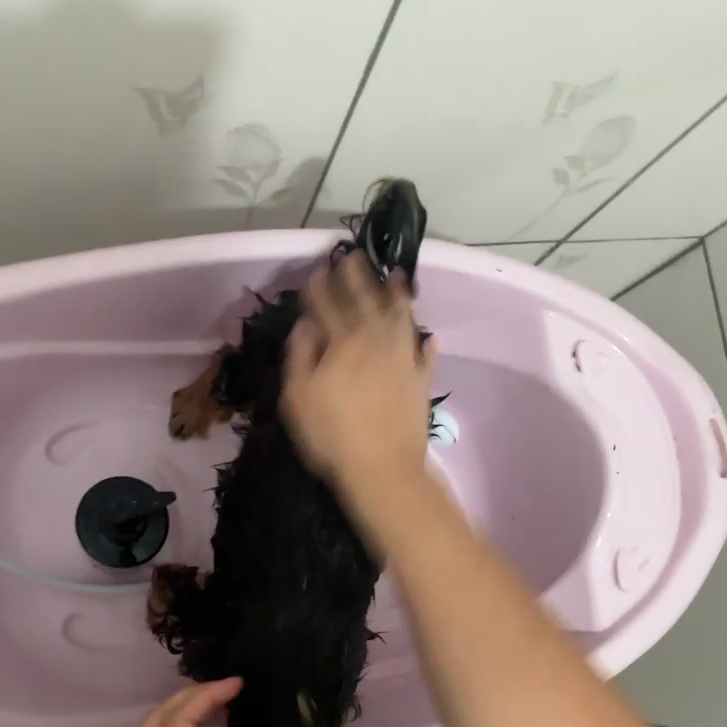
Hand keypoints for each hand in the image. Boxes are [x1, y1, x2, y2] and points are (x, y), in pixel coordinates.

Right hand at [283, 251, 436, 503]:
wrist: (382, 469)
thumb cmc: (330, 433)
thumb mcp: (298, 395)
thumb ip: (301, 354)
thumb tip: (308, 323)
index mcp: (344, 340)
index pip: (330, 304)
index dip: (322, 286)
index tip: (317, 269)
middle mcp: (378, 339)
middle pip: (367, 301)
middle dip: (358, 277)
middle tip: (353, 257)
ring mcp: (404, 359)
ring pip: (402, 317)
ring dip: (397, 294)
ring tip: (396, 275)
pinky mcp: (421, 381)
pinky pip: (426, 354)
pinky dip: (426, 341)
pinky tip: (428, 335)